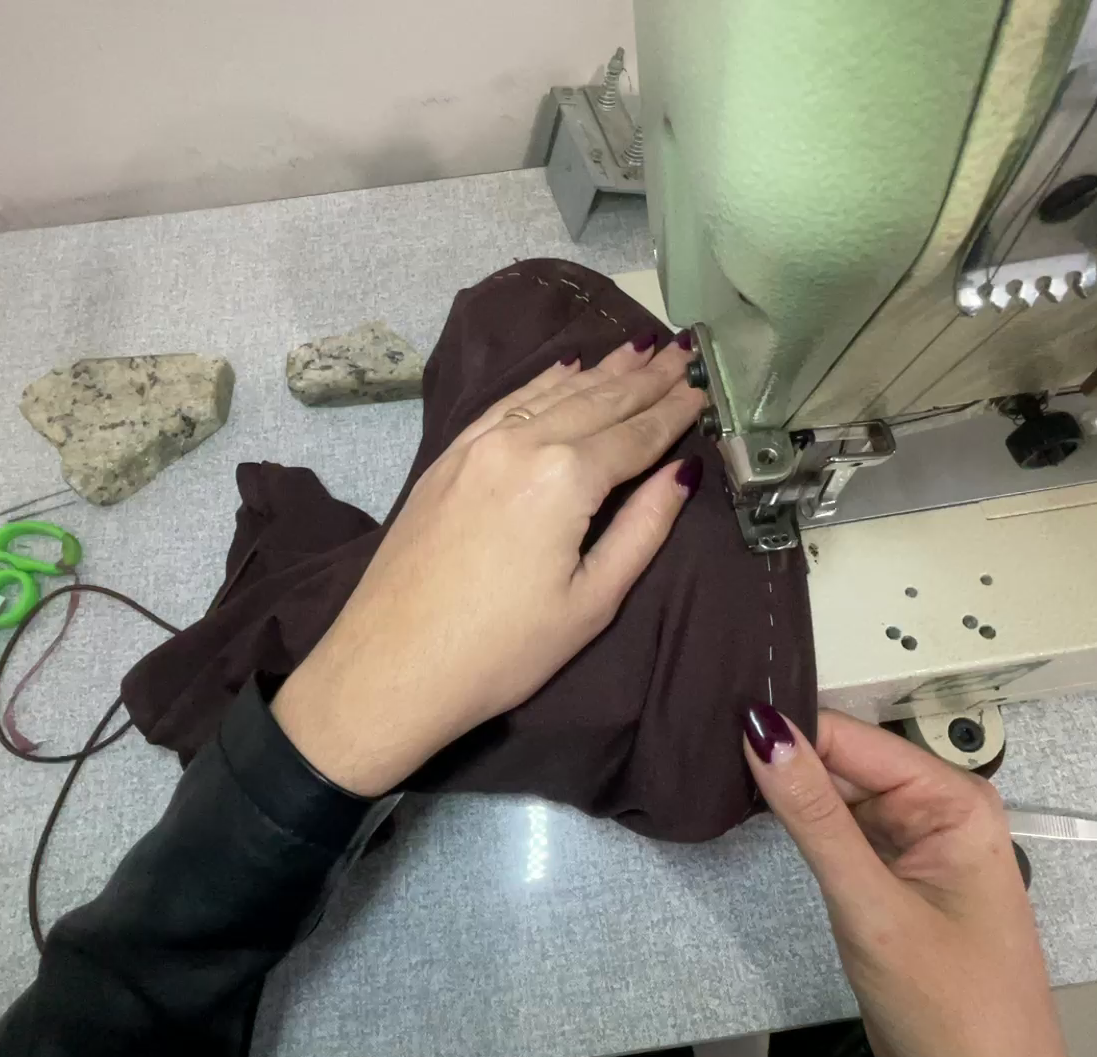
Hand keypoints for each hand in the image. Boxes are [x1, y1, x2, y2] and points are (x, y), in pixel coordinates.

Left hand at [271, 334, 704, 795]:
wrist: (390, 667)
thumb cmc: (502, 651)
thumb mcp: (591, 602)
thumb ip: (642, 529)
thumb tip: (682, 472)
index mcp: (565, 478)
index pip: (636, 435)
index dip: (674, 413)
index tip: (705, 387)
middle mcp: (522, 443)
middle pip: (598, 402)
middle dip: (646, 378)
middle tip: (684, 351)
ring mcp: (478, 445)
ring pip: (553, 394)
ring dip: (601, 371)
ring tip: (638, 349)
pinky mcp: (448, 457)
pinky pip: (508, 402)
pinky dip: (544, 383)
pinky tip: (565, 369)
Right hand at [742, 703, 1069, 1056]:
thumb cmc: (949, 1007)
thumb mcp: (872, 907)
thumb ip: (813, 816)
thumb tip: (763, 730)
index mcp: (951, 798)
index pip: (852, 739)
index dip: (788, 730)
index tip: (719, 723)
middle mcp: (934, 805)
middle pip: (843, 759)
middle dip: (783, 755)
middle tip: (708, 744)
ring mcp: (911, 837)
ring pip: (834, 790)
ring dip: (786, 786)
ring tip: (719, 766)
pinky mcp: (888, 866)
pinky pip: (837, 824)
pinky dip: (798, 818)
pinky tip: (755, 804)